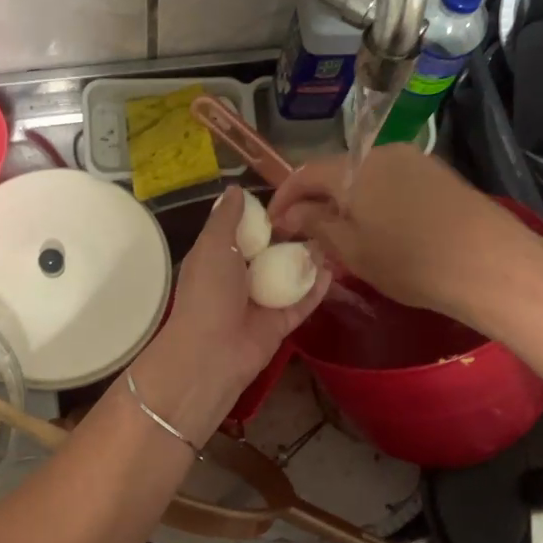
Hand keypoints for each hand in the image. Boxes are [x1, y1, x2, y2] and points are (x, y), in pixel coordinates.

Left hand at [132, 186, 329, 433]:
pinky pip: (301, 302)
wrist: (211, 353)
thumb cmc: (208, 292)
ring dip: (308, 260)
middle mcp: (239, 279)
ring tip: (334, 238)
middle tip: (321, 216)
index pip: (243, 232)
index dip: (264, 218)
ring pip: (289, 276)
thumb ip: (226, 218)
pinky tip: (333, 269)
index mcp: (217, 258)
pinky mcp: (280, 324)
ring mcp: (260, 303)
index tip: (291, 199)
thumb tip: (235, 189)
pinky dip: (316, 288)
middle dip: (292, 237)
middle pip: (270, 253)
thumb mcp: (212, 245)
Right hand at [269, 146, 530, 320]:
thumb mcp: (352, 250)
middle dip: (316, 200)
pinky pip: (392, 183)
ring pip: (365, 177)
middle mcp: (382, 154)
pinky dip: (375, 203)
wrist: (490, 264)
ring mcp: (415, 161)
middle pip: (336, 172)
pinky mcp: (439, 176)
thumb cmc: (410, 262)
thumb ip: (316, 225)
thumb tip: (291, 215)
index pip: (304, 173)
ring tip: (339, 236)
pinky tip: (378, 231)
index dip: (283, 197)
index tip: (273, 224)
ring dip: (346, 202)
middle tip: (304, 233)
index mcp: (354, 168)